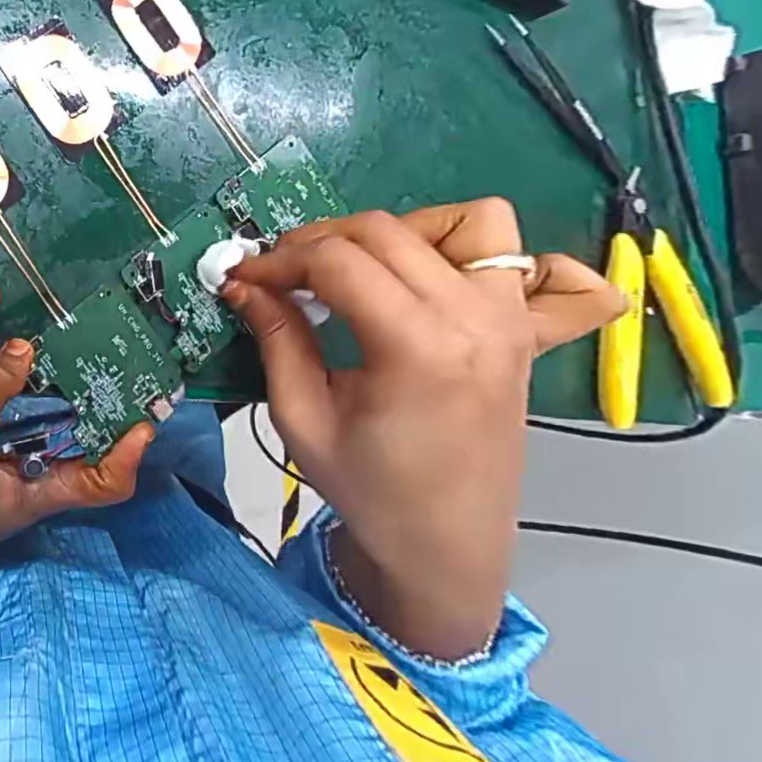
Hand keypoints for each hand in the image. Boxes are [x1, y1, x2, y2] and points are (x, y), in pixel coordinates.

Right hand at [222, 198, 623, 658]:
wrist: (444, 538)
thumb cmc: (366, 487)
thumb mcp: (300, 416)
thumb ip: (277, 338)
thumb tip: (245, 285)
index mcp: (417, 348)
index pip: (337, 262)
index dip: (277, 261)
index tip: (241, 278)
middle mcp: (475, 317)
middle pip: (385, 232)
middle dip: (314, 241)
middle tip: (276, 275)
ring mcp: (509, 318)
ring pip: (459, 222)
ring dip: (393, 232)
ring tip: (352, 268)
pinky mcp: (520, 327)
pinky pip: (514, 254)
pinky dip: (464, 246)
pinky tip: (423, 275)